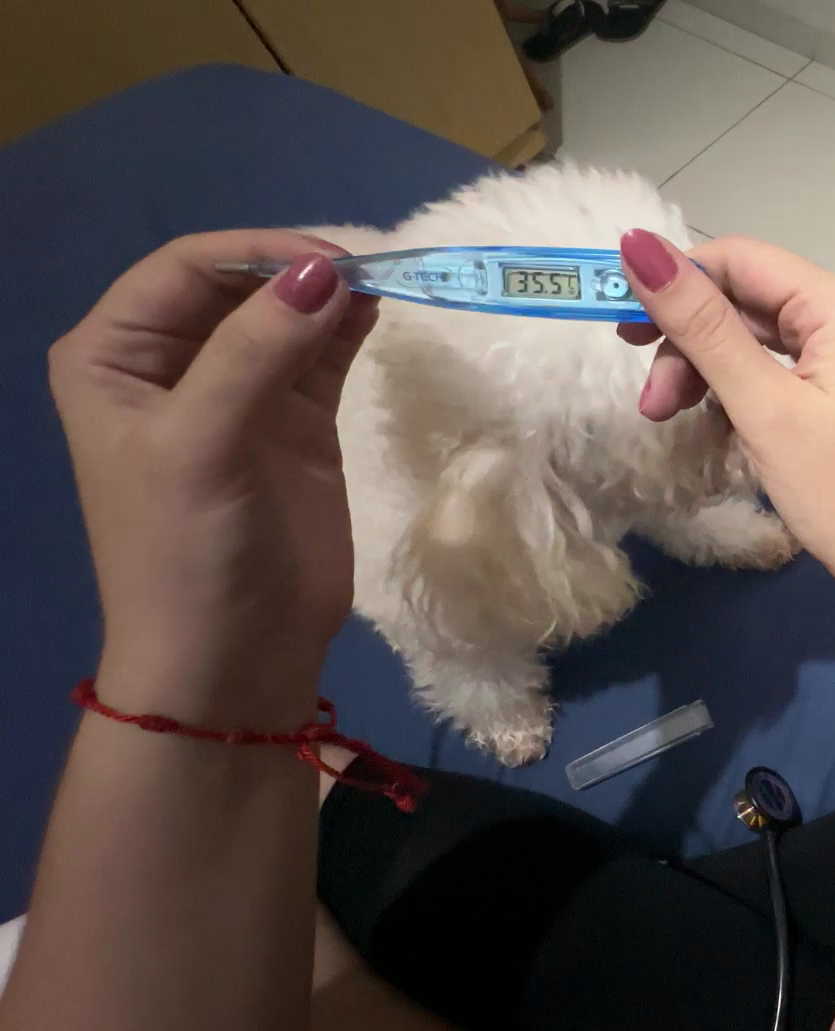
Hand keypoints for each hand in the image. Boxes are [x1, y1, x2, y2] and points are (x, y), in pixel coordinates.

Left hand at [48, 231, 378, 729]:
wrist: (239, 643)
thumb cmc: (190, 546)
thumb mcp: (204, 442)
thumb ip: (257, 353)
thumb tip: (330, 276)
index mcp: (117, 358)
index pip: (184, 272)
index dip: (258, 255)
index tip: (340, 262)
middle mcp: (178, 367)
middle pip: (241, 291)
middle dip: (301, 273)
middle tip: (378, 272)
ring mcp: (246, 398)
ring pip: (290, 323)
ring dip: (333, 300)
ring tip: (390, 287)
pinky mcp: (301, 428)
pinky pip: (324, 363)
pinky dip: (351, 336)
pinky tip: (380, 317)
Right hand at [616, 230, 834, 595]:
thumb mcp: (762, 404)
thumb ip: (701, 324)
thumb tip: (637, 244)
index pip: (741, 260)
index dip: (674, 282)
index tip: (619, 325)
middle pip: (747, 299)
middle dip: (689, 342)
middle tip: (651, 397)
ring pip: (758, 335)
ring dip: (707, 368)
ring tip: (668, 413)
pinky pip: (780, 364)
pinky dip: (740, 385)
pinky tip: (714, 417)